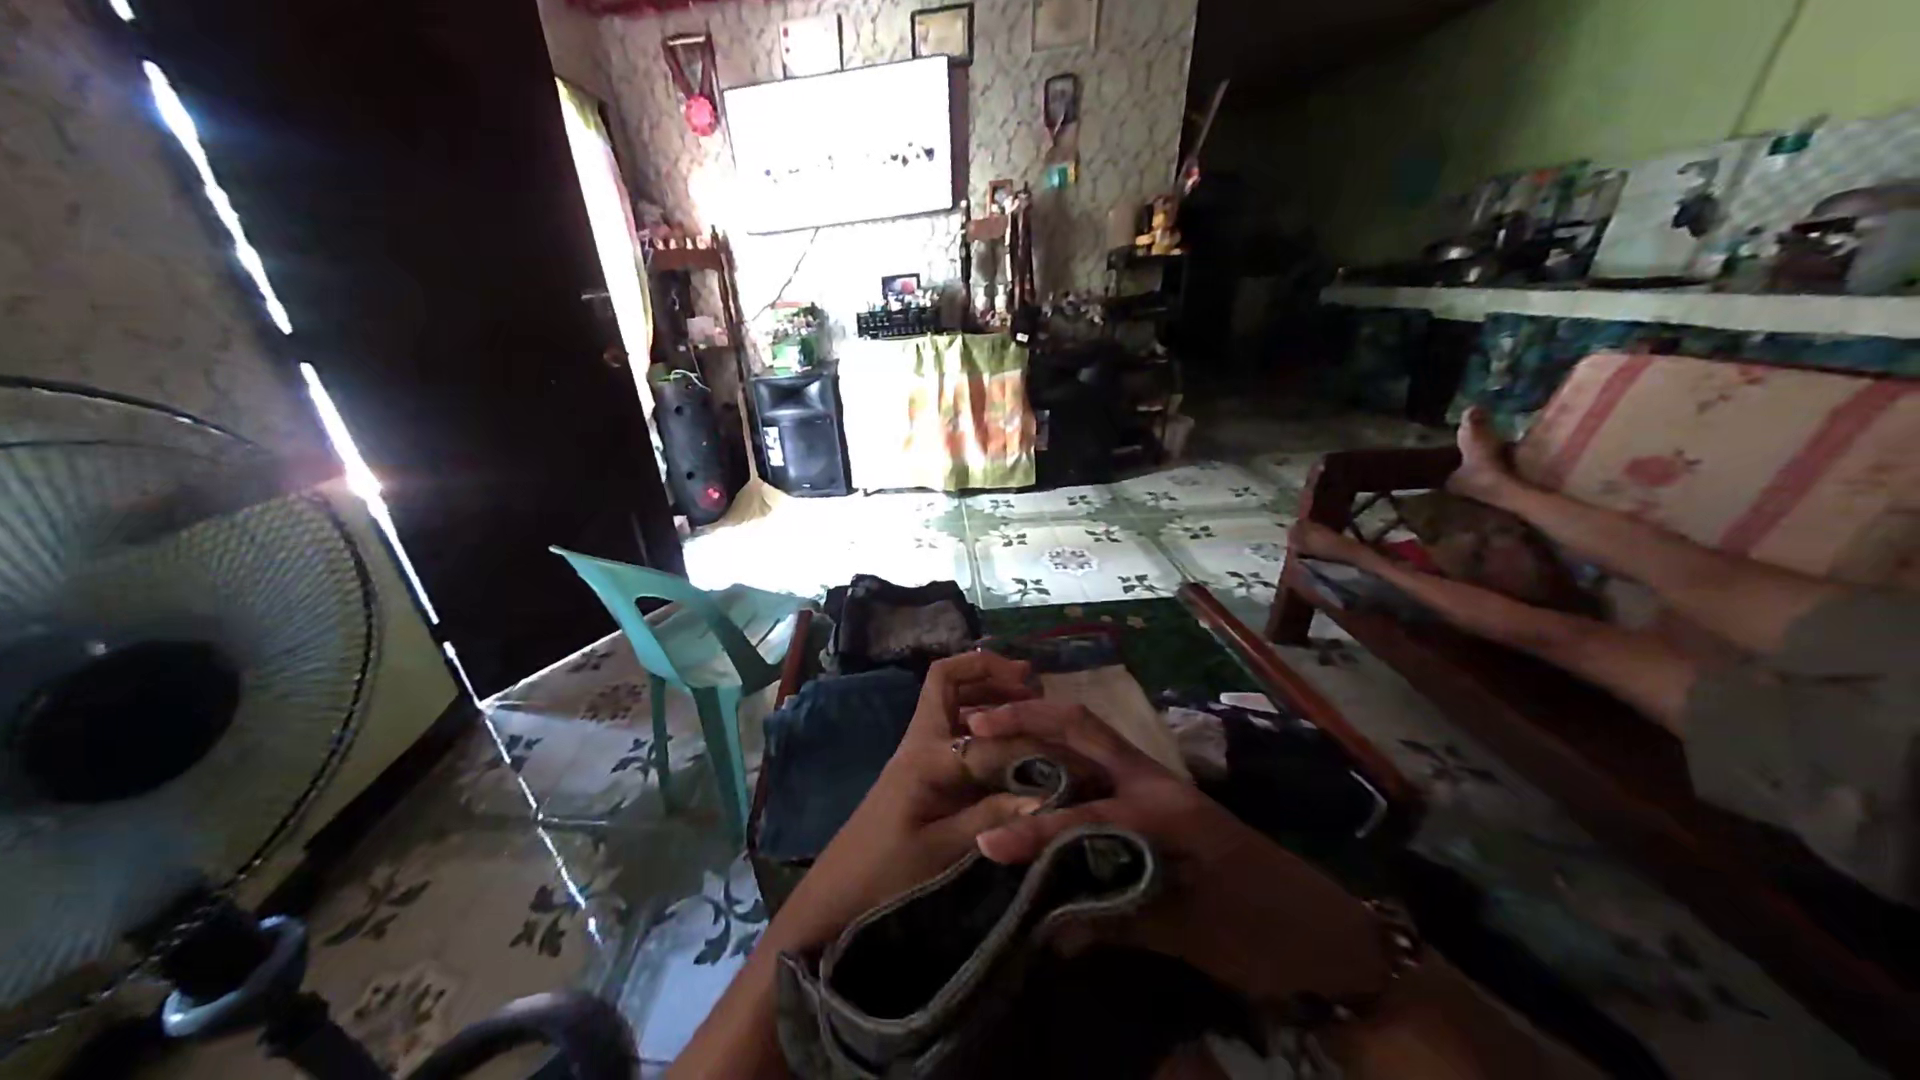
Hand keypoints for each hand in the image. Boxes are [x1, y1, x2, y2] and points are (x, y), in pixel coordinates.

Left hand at [764, 651, 1059, 952]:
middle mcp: (920, 741)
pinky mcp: (922, 765)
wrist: (837, 891)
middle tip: (1032, 681)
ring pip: (951, 696)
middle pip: (948, 679)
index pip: (984, 732)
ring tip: (1028, 696)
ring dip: (986, 686)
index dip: (1024, 738)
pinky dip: (982, 714)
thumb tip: (1045, 797)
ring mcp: (919, 750)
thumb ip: (990, 818)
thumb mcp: (941, 852)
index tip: (1060, 750)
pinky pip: (954, 722)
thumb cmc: (884, 874)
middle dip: (989, 671)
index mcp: (924, 758)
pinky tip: (1009, 733)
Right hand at [967, 699, 1391, 1008]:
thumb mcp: (1191, 935)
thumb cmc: (1262, 928)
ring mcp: (1158, 786)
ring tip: (996, 725)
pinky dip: (1064, 759)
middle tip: (979, 720)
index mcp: (1166, 810)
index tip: (988, 845)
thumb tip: (1049, 930)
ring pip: (1092, 740)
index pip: (1086, 815)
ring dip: (1045, 728)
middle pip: (1086, 731)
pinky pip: (1102, 768)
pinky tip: (1037, 768)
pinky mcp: (1159, 800)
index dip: (1035, 832)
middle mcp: (1156, 783)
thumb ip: (1117, 921)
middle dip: (1031, 720)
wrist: (1325, 929)